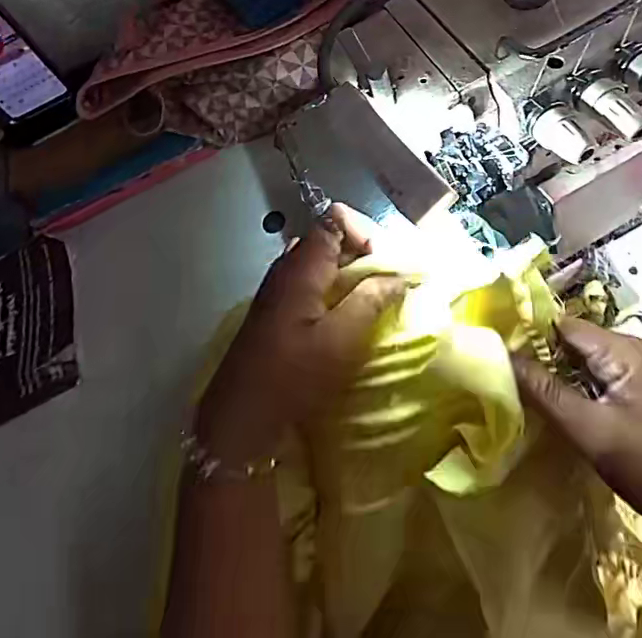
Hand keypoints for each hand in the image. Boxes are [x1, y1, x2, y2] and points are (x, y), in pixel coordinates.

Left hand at [196, 204, 406, 463]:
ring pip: (326, 265)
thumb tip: (401, 274)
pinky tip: (351, 322)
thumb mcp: (341, 340)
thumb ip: (372, 299)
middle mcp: (288, 267)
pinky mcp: (279, 312)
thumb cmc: (292, 377)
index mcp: (302, 265)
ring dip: (354, 277)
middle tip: (392, 284)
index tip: (390, 265)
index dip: (368, 233)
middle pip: (334, 240)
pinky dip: (338, 294)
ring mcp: (280, 289)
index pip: (338, 219)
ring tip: (378, 303)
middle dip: (368, 256)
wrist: (239, 421)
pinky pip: (315, 286)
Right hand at [512, 317, 641, 538]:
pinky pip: (595, 375)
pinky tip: (554, 405)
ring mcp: (636, 368)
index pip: (562, 326)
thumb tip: (504, 358)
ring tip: (521, 390)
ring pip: (581, 359)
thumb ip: (546, 393)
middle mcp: (629, 348)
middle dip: (539, 355)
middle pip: (571, 340)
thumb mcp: (591, 432)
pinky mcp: (637, 389)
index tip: (495, 353)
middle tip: (503, 375)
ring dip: (554, 373)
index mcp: (622, 349)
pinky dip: (573, 386)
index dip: (528, 336)